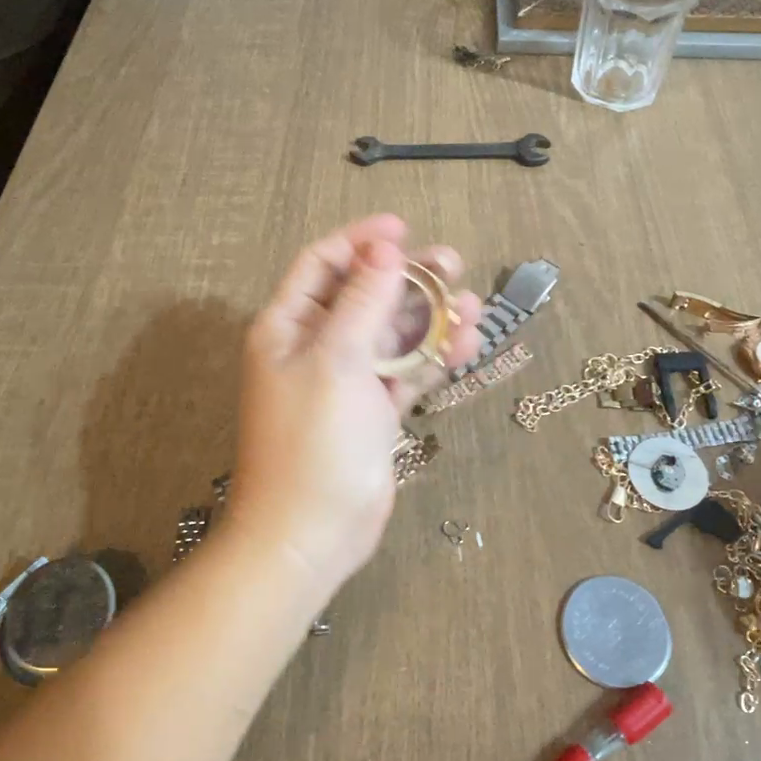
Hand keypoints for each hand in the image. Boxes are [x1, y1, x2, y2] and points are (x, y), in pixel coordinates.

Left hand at [225, 215, 482, 598]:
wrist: (311, 532)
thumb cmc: (314, 440)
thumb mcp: (337, 360)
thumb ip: (364, 301)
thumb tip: (383, 247)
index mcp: (287, 327)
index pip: (322, 265)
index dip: (360, 241)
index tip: (404, 228)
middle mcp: (314, 346)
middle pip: (365, 294)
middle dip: (407, 278)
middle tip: (452, 264)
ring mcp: (347, 380)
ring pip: (393, 333)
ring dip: (431, 318)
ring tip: (473, 307)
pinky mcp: (374, 410)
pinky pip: (407, 371)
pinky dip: (434, 357)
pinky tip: (467, 345)